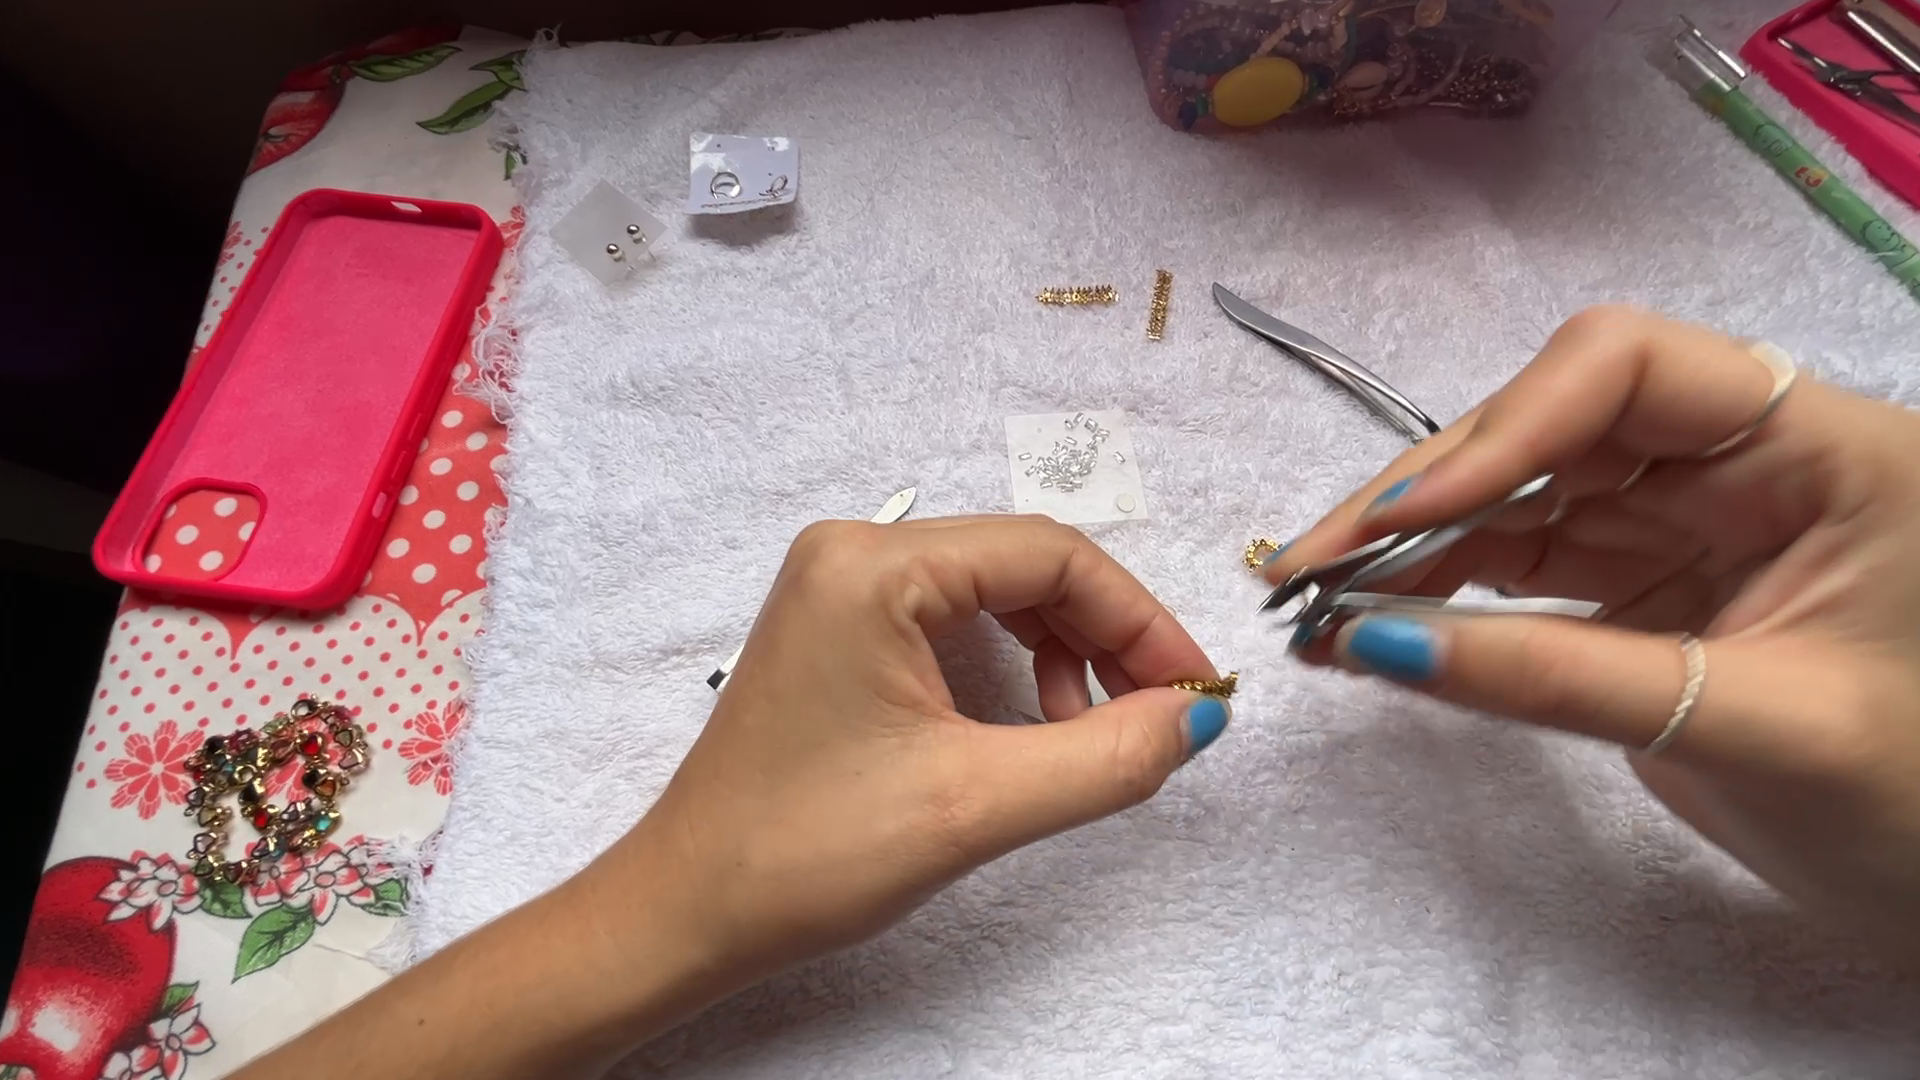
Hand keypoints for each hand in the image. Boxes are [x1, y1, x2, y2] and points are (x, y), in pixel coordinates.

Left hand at [236, 516, 1227, 1079]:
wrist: (687, 910)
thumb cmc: (813, 853)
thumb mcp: (976, 804)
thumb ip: (1107, 756)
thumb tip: (1199, 715)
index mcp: (876, 562)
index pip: (1047, 555)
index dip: (1137, 617)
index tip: (1194, 687)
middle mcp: (856, 548)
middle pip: (1021, 566)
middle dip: (1101, 635)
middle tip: (1154, 711)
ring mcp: (843, 583)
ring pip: (992, 591)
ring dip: (1059, 648)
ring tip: (1085, 723)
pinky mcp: (842, 622)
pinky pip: (953, 618)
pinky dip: (1009, 659)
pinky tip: (1028, 715)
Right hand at [1266, 306, 1919, 955]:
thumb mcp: (1753, 730)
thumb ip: (1552, 678)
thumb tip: (1365, 641)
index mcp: (1814, 450)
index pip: (1624, 370)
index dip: (1501, 429)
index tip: (1403, 517)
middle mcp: (1717, 460)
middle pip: (1523, 438)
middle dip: (1405, 505)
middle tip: (1304, 572)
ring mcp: (1651, 518)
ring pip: (1489, 504)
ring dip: (1390, 553)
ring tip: (1305, 604)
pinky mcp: (1606, 573)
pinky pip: (1491, 566)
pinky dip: (1416, 594)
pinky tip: (1352, 626)